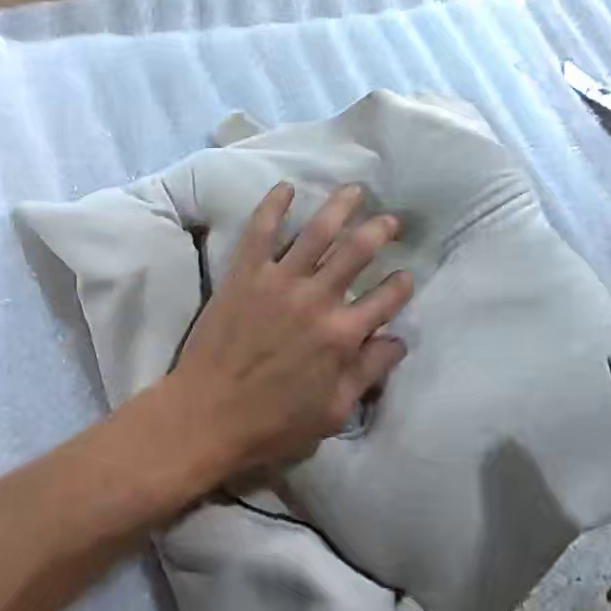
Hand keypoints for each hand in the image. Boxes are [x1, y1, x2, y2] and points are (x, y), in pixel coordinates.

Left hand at [157, 181, 413, 477]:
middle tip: (392, 220)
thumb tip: (399, 340)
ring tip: (355, 190)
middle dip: (381, 230)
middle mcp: (317, 300)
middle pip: (359, 251)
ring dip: (340, 206)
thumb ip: (369, 372)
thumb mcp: (334, 411)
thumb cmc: (273, 423)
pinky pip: (260, 231)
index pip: (387, 298)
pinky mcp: (244, 275)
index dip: (403, 284)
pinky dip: (274, 206)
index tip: (406, 276)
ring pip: (317, 231)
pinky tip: (286, 187)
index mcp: (342, 335)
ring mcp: (279, 282)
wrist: (204, 418)